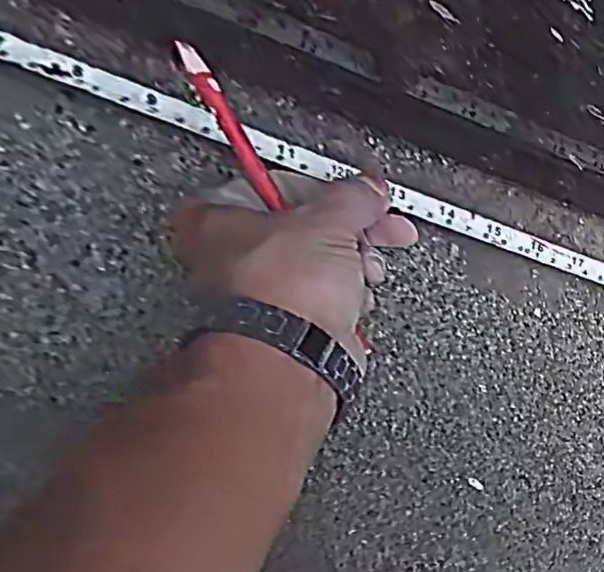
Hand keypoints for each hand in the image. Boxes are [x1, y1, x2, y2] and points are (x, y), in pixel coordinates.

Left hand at [168, 171, 419, 361]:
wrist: (298, 353)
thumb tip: (369, 188)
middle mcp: (234, 253)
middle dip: (354, 235)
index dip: (333, 191)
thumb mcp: (329, 223)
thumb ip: (354, 198)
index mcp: (218, 213)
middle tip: (385, 231)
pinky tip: (358, 301)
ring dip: (356, 269)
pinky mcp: (296, 323)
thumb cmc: (286, 291)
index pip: (285, 185)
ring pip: (325, 267)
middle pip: (310, 228)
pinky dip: (350, 300)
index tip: (366, 196)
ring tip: (365, 274)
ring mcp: (266, 293)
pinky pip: (331, 299)